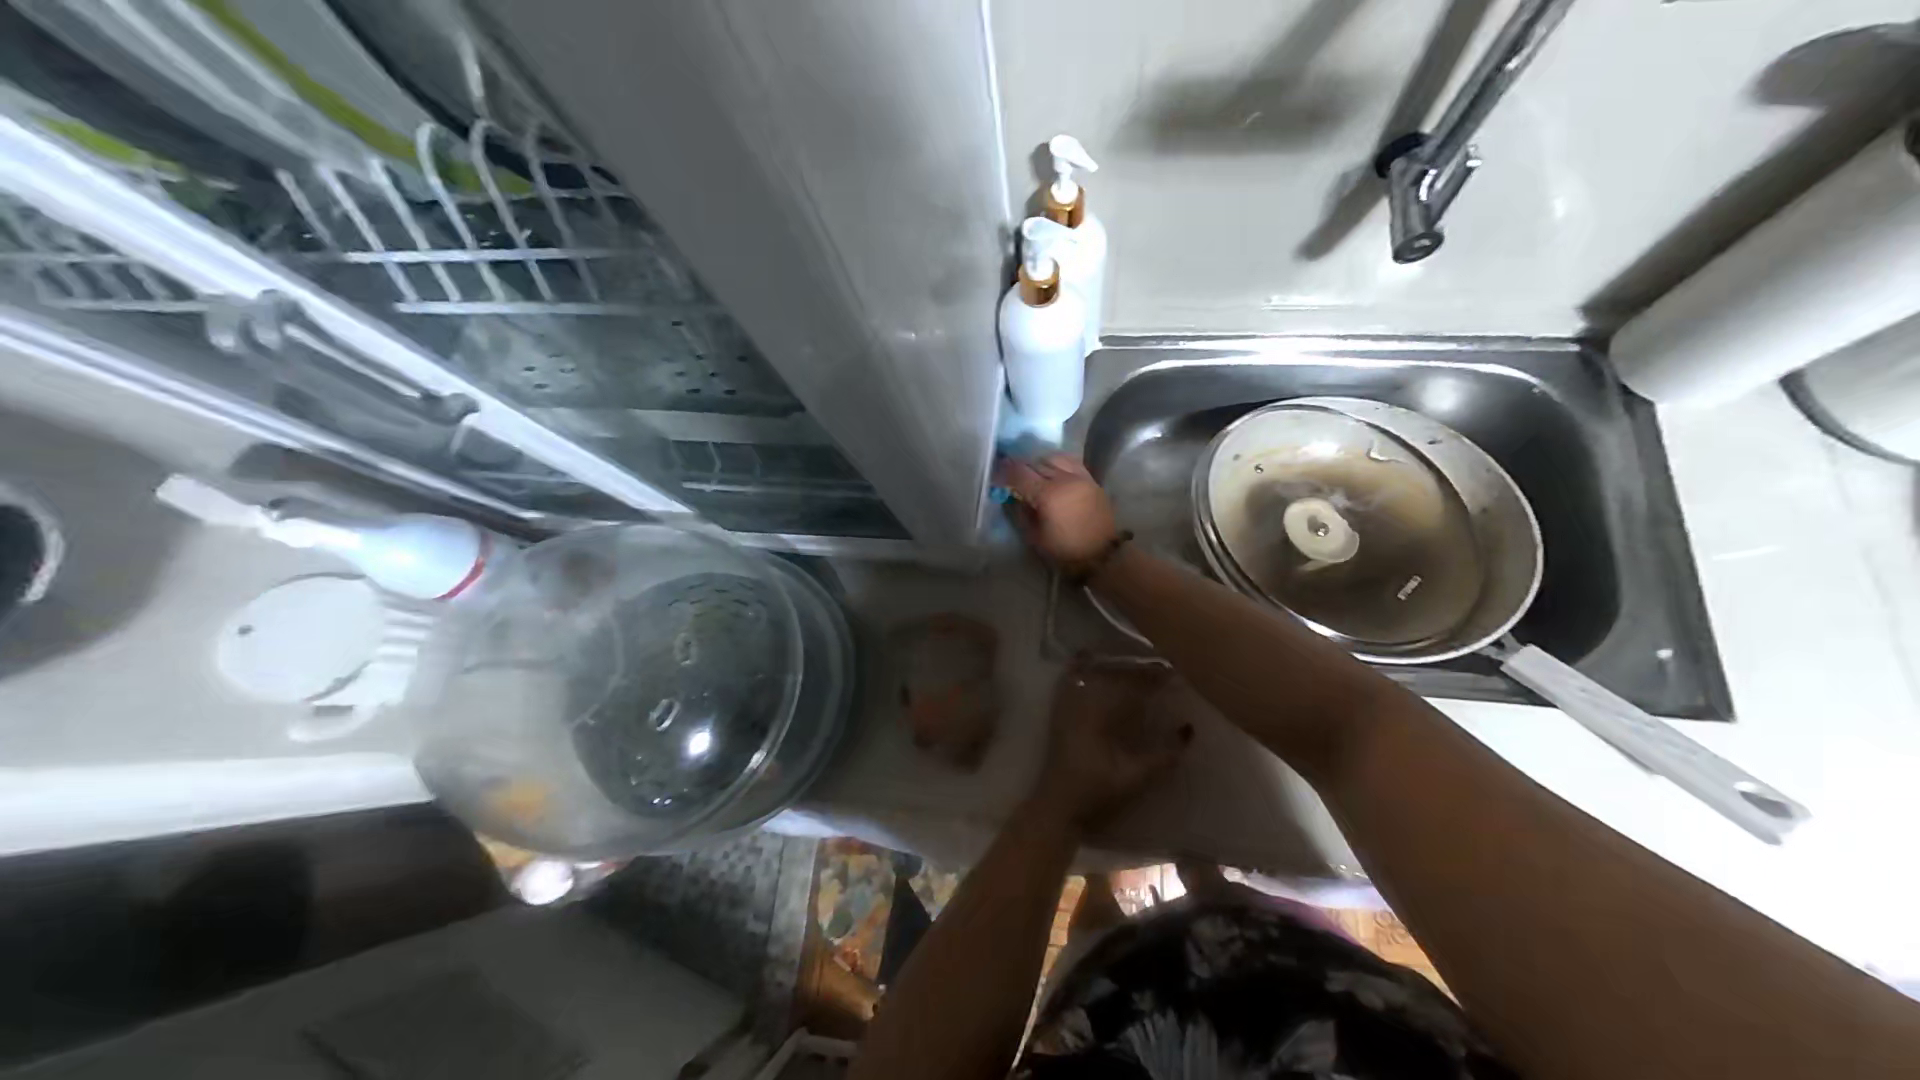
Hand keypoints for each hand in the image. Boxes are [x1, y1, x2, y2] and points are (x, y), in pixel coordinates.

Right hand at [993, 454, 1118, 570]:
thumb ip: (1021, 512)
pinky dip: (1057, 463)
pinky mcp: (1090, 479)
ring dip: (1038, 464)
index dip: (1004, 472)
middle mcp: (1063, 479)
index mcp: (1047, 494)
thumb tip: (1014, 496)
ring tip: (1033, 475)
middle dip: (1020, 468)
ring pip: (1052, 458)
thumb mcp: (1034, 537)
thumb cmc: (1065, 550)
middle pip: (1035, 462)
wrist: (1102, 555)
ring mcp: (1079, 477)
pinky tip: (1053, 472)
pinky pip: (1070, 461)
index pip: (1019, 473)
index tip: (996, 477)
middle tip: (1011, 477)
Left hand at [1028, 663, 1191, 831]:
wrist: (1057, 807)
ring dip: (1113, 665)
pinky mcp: (1056, 712)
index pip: (1132, 687)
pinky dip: (1077, 666)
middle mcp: (1081, 704)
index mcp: (1101, 717)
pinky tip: (1086, 654)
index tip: (1173, 670)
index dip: (1153, 676)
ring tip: (1134, 661)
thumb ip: (1164, 756)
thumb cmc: (1097, 794)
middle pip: (1112, 675)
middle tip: (1160, 665)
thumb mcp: (1135, 778)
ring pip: (1090, 673)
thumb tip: (1188, 729)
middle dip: (1137, 668)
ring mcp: (1065, 706)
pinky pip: (1066, 680)